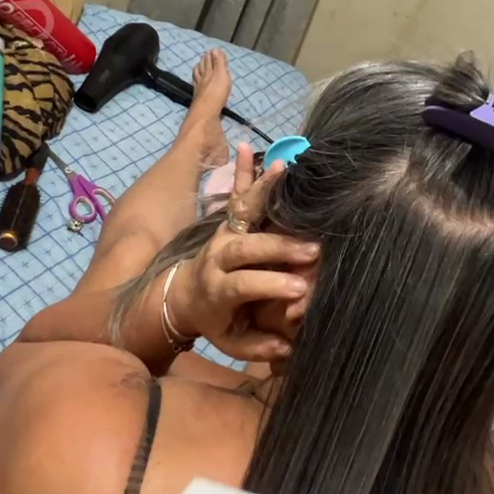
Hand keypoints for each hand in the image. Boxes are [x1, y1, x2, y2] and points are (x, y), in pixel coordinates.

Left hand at [166, 143, 316, 361]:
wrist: (181, 296)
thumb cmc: (215, 321)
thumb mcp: (230, 343)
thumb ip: (258, 347)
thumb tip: (287, 347)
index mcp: (217, 289)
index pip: (244, 285)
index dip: (271, 285)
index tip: (301, 289)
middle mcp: (218, 258)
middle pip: (248, 249)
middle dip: (280, 248)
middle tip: (312, 251)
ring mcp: (223, 235)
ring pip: (242, 212)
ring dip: (263, 190)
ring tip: (282, 169)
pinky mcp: (228, 223)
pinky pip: (237, 194)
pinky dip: (244, 171)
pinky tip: (249, 146)